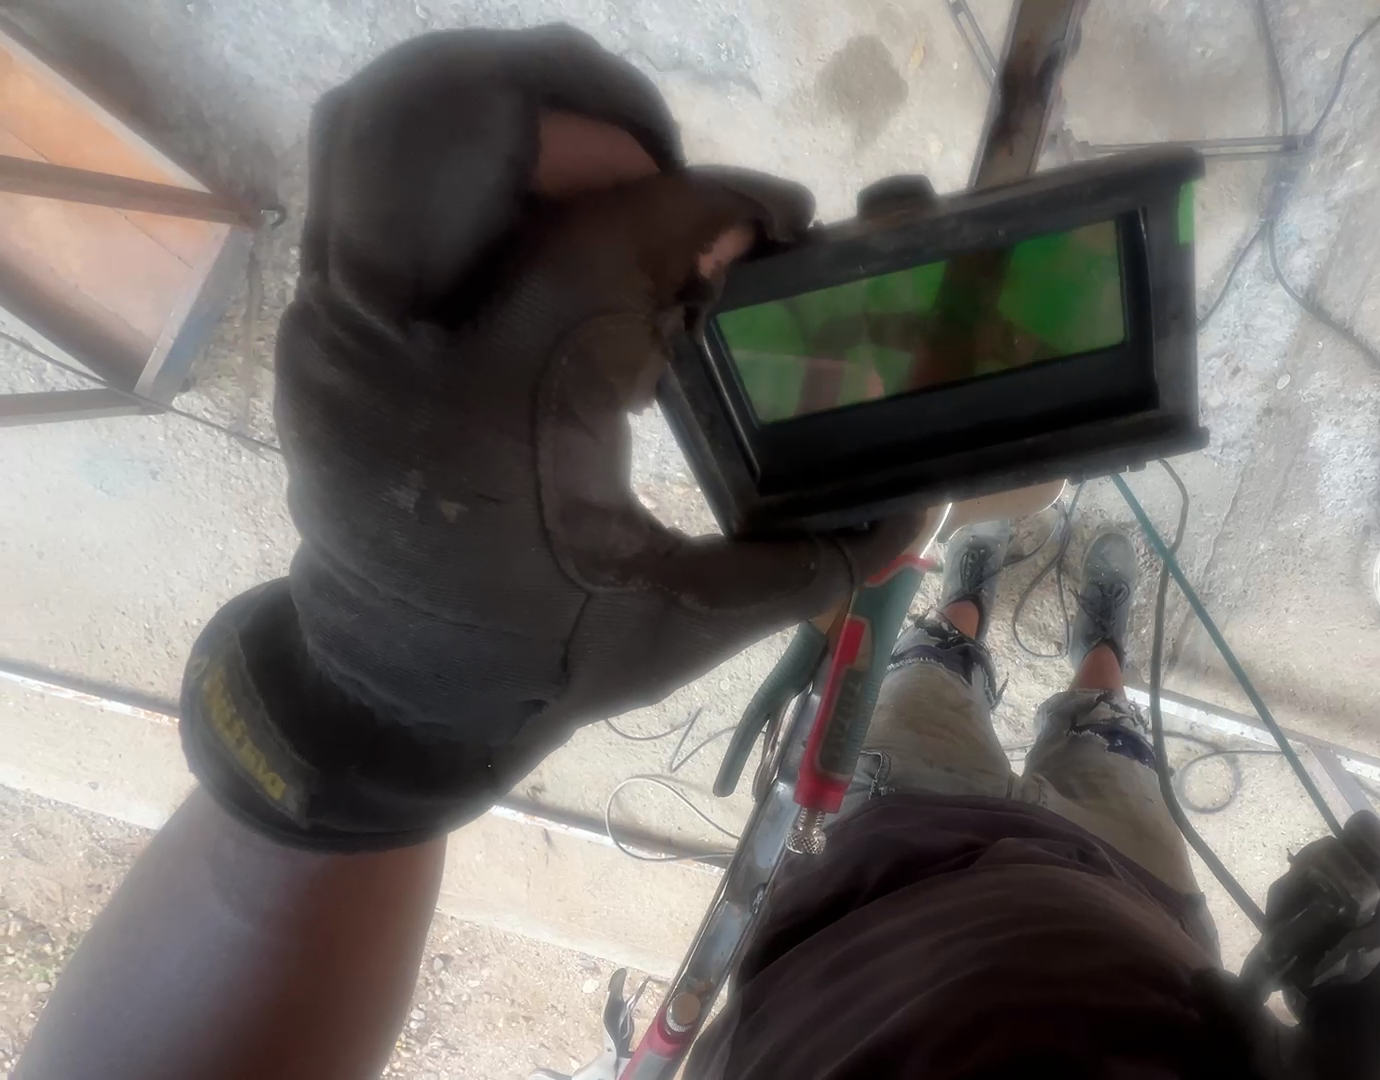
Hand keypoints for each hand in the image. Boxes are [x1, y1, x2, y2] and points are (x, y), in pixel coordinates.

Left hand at [179, 26, 915, 850]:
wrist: (395, 696)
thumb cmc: (551, 661)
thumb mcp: (699, 624)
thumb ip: (816, 561)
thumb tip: (919, 509)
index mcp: (504, 427)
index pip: (607, 250)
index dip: (711, 209)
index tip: (785, 220)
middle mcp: (402, 352)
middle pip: (444, 129)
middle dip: (578, 108)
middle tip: (675, 163)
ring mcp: (345, 328)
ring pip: (390, 129)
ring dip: (522, 123)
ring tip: (624, 180)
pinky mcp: (333, 326)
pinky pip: (384, 186)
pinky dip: (482, 169)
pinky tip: (571, 228)